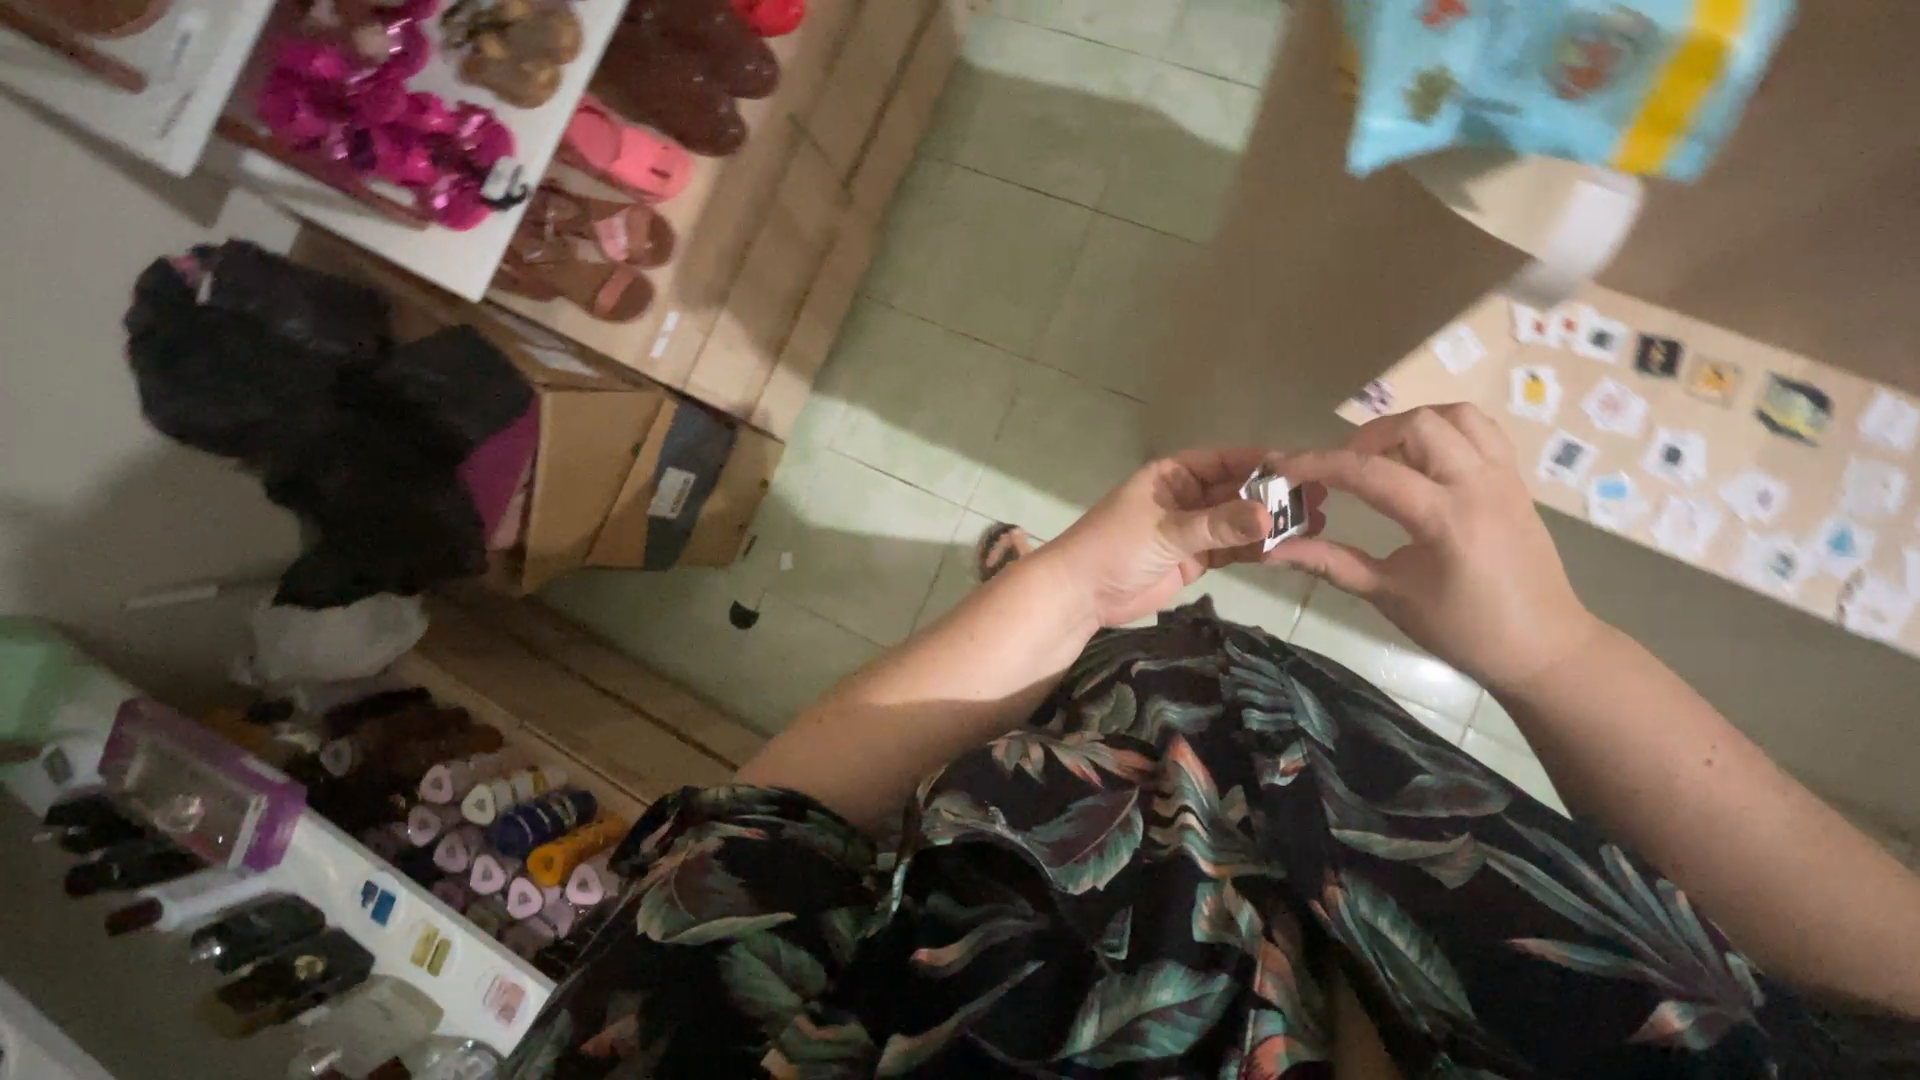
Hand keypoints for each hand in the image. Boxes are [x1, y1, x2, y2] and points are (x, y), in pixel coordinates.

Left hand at [1032, 448, 1327, 628]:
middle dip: (1273, 496)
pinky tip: (1285, 550)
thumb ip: (1219, 525)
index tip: (1302, 469)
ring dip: (1269, 525)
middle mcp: (1185, 497)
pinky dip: (1254, 550)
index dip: (1260, 462)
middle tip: (1319, 501)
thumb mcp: (1168, 532)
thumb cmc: (1114, 548)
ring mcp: (1190, 529)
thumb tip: (1270, 515)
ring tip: (1314, 525)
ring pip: (1237, 522)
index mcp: (1172, 475)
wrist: (1081, 594)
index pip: (1223, 460)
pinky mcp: (1192, 559)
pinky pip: (1230, 548)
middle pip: (1236, 490)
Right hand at [1264, 404, 1601, 690]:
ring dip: (1408, 426)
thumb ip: (1330, 563)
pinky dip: (1443, 431)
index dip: (1317, 464)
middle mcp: (1478, 484)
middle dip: (1366, 438)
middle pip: (1416, 425)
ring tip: (1382, 458)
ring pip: (1453, 416)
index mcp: (1445, 518)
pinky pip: (1480, 430)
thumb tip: (1273, 551)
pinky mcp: (1514, 480)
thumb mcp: (1389, 596)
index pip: (1370, 473)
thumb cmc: (1463, 629)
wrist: (1544, 646)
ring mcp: (1503, 477)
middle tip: (1341, 469)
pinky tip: (1420, 461)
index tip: (1282, 466)